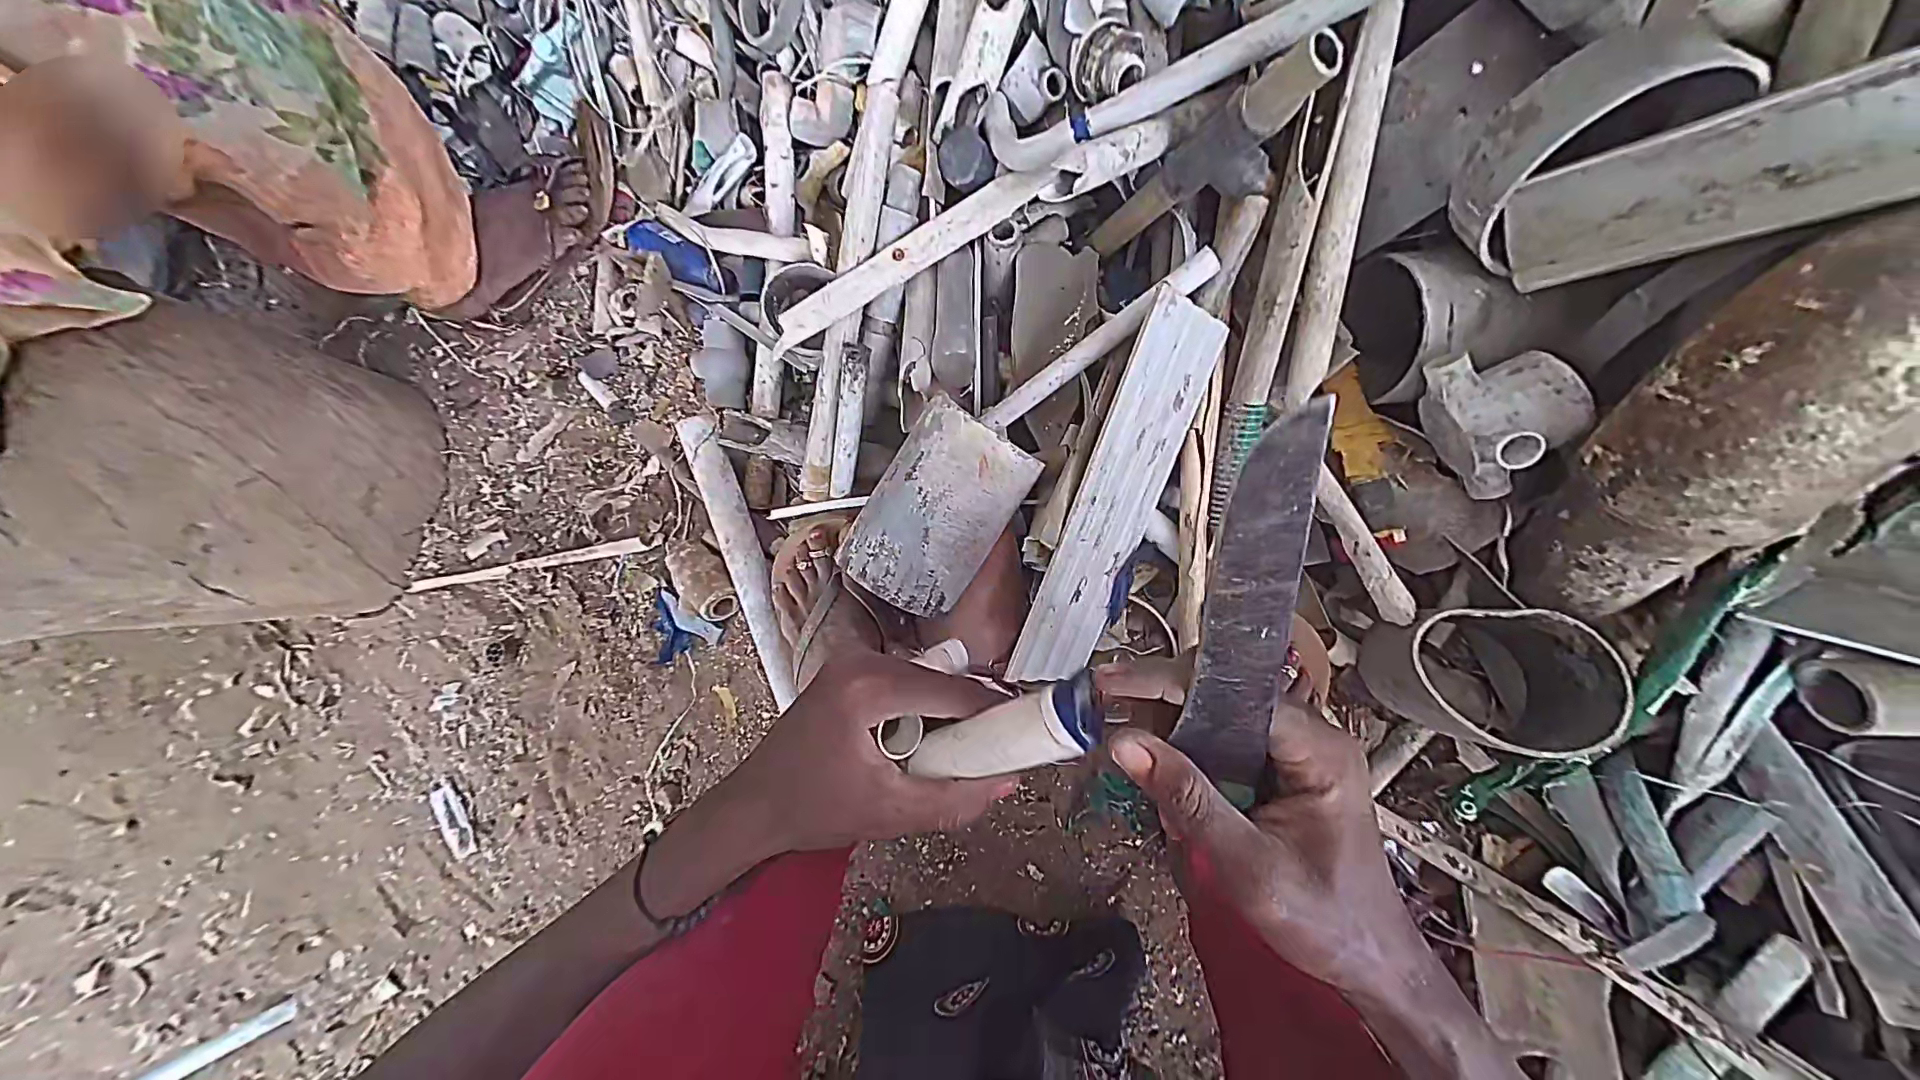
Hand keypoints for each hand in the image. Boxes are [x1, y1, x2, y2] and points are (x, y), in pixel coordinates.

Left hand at [725, 653, 1021, 848]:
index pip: (953, 692)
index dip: (995, 711)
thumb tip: (1008, 782)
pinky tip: (928, 737)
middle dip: (973, 713)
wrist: (753, 805)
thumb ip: (956, 799)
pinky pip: (905, 682)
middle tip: (997, 747)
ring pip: (926, 679)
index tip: (1026, 731)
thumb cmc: (814, 810)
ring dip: (949, 710)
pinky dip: (925, 706)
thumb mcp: (890, 813)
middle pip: (941, 680)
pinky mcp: (849, 671)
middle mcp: (863, 661)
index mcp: (870, 687)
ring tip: (964, 748)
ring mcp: (853, 662)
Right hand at [1103, 664, 1426, 994]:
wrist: (1369, 962)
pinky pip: (1218, 739)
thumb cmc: (1325, 920)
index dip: (1165, 681)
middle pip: (1219, 690)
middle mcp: (1307, 733)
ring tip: (1128, 751)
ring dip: (1165, 727)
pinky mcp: (1274, 766)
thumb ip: (1188, 801)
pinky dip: (1180, 750)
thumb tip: (1124, 743)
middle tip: (1107, 715)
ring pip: (1212, 712)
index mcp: (1317, 747)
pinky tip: (1158, 773)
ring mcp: (1291, 748)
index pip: (1231, 689)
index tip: (1110, 684)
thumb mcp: (1250, 866)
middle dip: (1158, 700)